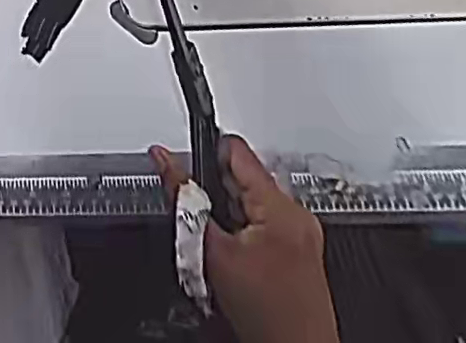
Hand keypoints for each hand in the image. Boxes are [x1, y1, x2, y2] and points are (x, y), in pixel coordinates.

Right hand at [149, 136, 337, 342]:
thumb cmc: (266, 316)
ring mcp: (302, 231)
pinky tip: (236, 254)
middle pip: (241, 174)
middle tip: (204, 220)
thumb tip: (163, 158)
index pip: (234, 149)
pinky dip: (242, 228)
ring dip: (227, 211)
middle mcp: (297, 213)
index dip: (204, 153)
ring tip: (220, 242)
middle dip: (215, 191)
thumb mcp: (210, 250)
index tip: (188, 165)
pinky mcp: (301, 246)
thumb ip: (182, 197)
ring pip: (249, 198)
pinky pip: (263, 218)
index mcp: (280, 207)